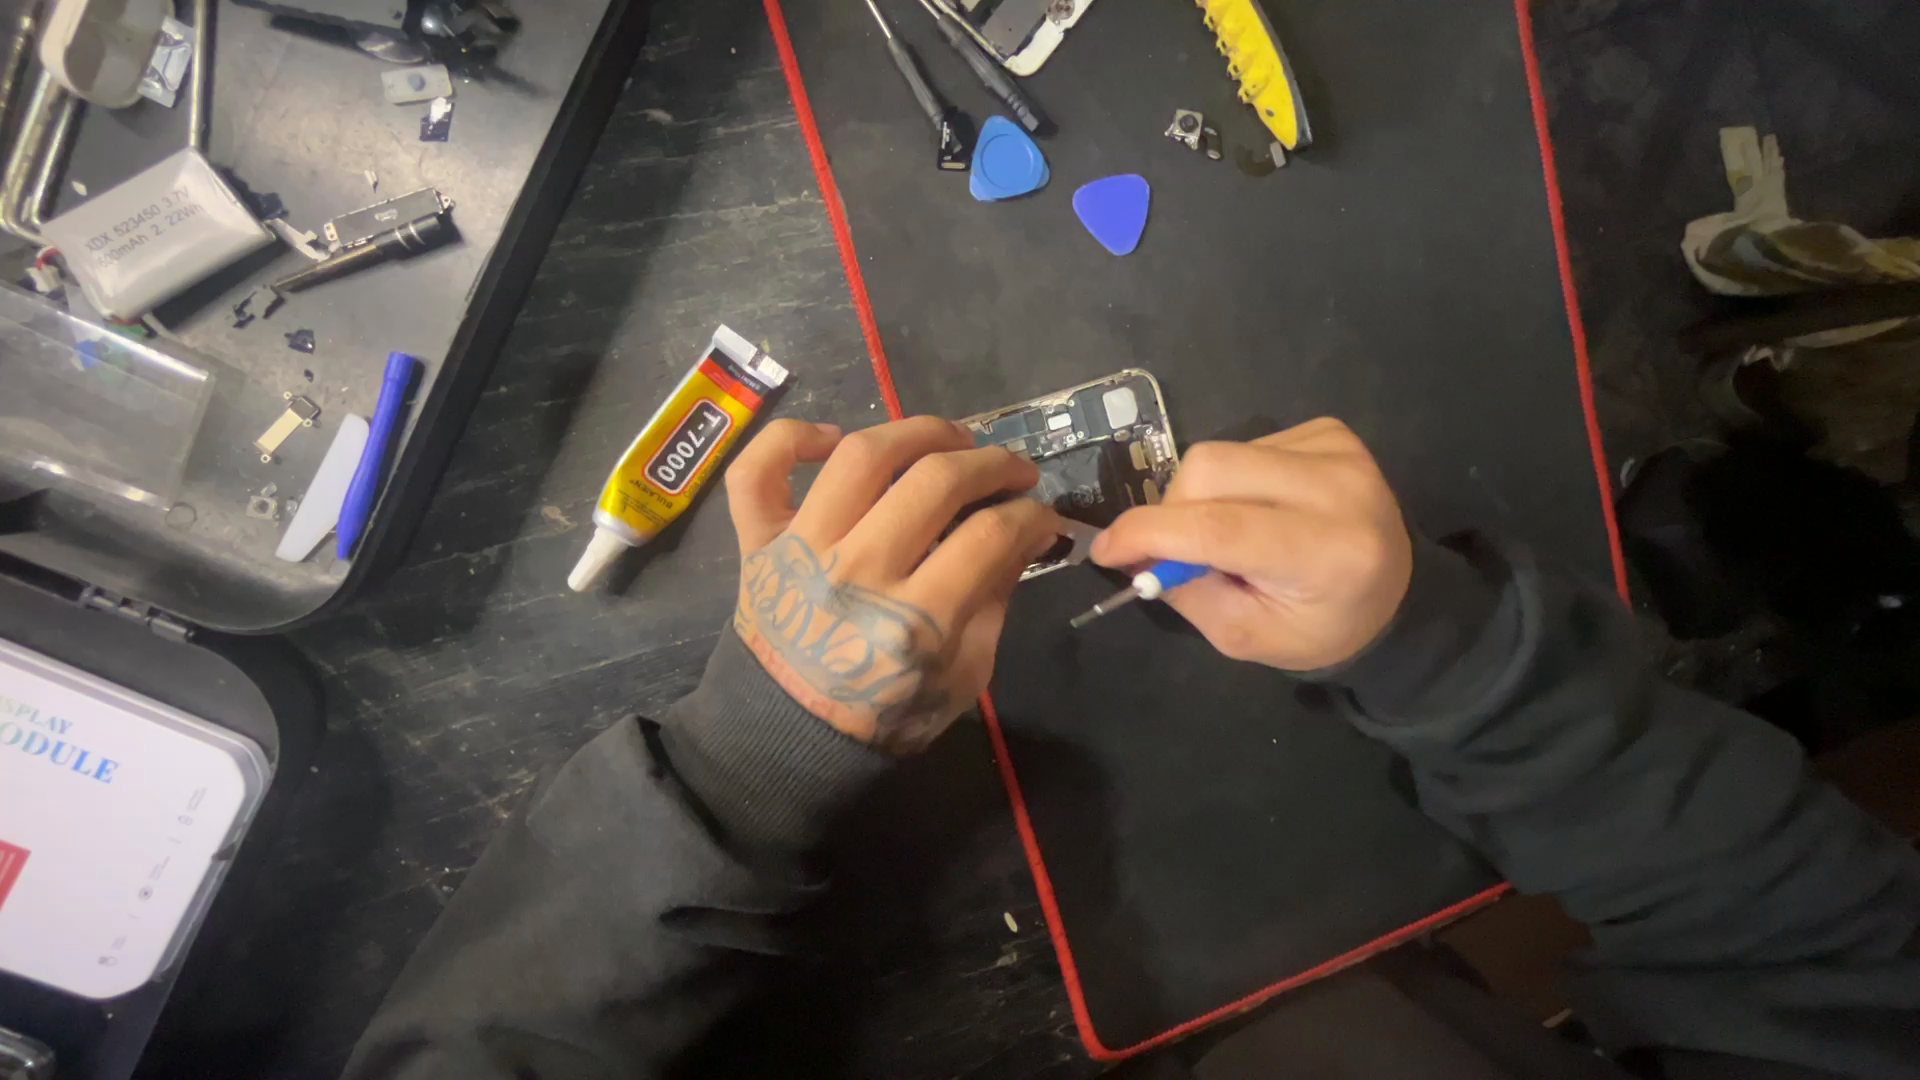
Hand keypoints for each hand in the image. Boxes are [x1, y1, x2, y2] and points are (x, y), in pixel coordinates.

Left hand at [724, 416, 1062, 752]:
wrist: (783, 740)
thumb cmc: (882, 717)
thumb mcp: (961, 677)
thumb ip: (993, 603)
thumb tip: (1023, 534)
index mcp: (913, 622)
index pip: (989, 535)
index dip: (1031, 516)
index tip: (1042, 515)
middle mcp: (856, 572)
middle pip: (935, 481)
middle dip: (993, 463)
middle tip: (1014, 471)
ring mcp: (799, 550)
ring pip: (862, 456)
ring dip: (918, 431)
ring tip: (951, 440)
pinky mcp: (756, 542)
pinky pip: (757, 469)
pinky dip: (791, 438)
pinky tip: (832, 438)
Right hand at [1091, 418, 1412, 670]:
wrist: (1392, 594)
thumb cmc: (1317, 626)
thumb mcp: (1244, 634)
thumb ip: (1185, 591)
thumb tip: (1132, 552)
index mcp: (1326, 554)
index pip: (1218, 528)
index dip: (1148, 533)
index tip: (1105, 550)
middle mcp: (1339, 489)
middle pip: (1210, 470)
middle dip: (1170, 510)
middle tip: (1173, 547)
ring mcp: (1339, 451)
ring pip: (1219, 452)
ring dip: (1198, 495)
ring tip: (1224, 529)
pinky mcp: (1331, 432)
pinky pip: (1244, 444)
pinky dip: (1228, 479)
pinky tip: (1255, 505)